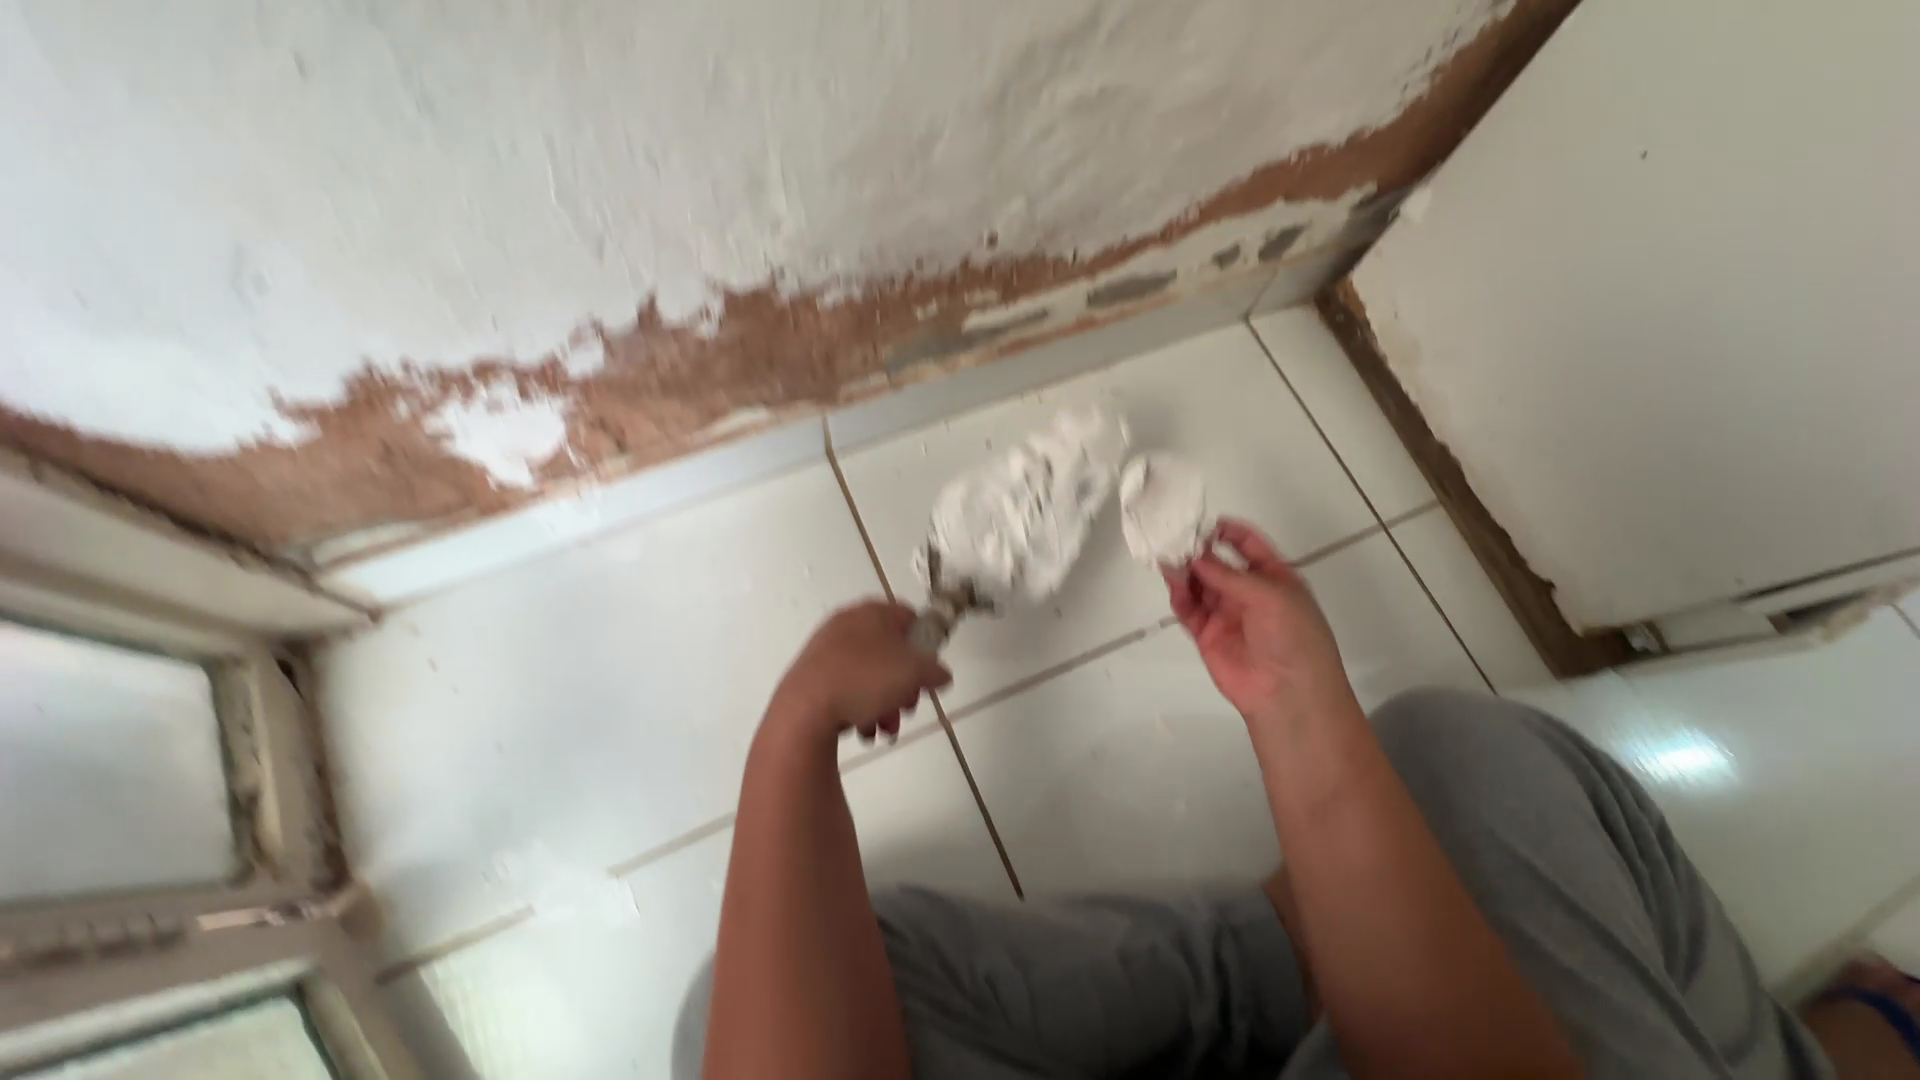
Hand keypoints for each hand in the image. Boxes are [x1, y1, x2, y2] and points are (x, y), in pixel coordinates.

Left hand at [766, 601, 952, 745]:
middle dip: (904, 685)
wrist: (805, 709)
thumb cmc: (866, 679)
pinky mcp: (811, 676)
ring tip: (884, 727)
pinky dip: (858, 708)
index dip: (924, 644)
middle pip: (890, 652)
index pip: (909, 617)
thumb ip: (935, 670)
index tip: (927, 671)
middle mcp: (847, 625)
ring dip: (884, 703)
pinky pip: (846, 689)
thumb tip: (941, 674)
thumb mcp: (916, 673)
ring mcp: (826, 650)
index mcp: (872, 613)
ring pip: (869, 676)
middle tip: (907, 706)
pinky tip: (862, 729)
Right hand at [1164, 518, 1357, 727]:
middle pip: (1217, 563)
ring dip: (1184, 571)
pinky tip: (1173, 583)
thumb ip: (1230, 575)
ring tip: (1169, 560)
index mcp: (1274, 576)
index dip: (1227, 532)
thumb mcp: (1271, 596)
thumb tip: (1196, 557)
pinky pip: (1189, 609)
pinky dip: (1179, 595)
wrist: (1288, 692)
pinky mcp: (1206, 634)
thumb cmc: (1293, 637)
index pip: (1248, 545)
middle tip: (1175, 539)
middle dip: (1198, 551)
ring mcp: (1226, 613)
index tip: (1202, 523)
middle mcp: (1248, 592)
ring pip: (1199, 584)